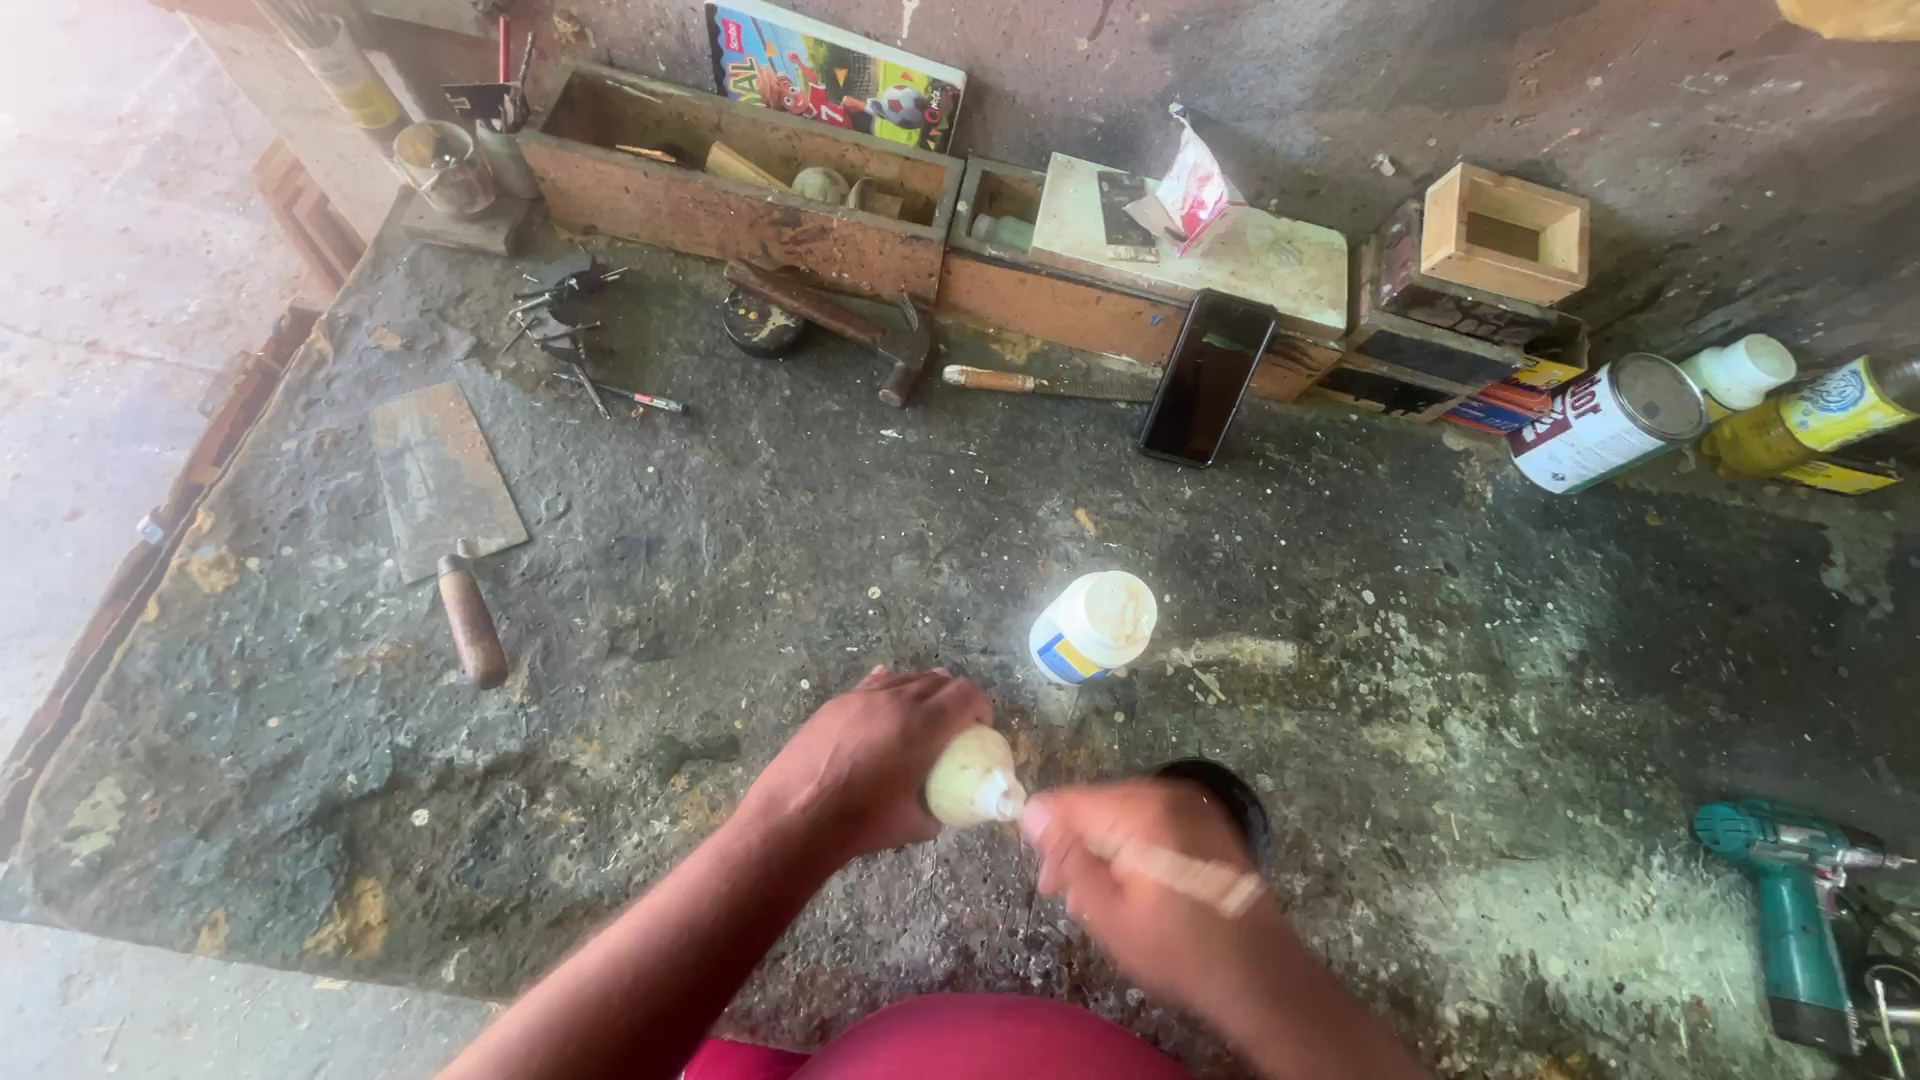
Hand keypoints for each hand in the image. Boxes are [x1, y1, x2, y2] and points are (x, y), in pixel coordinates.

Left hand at [737, 666, 989, 864]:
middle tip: (953, 726)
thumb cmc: (859, 823)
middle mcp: (896, 699)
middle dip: (954, 699)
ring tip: (919, 718)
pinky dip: (891, 690)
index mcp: (923, 726)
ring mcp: (862, 696)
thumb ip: (937, 811)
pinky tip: (886, 707)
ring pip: (906, 678)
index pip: (966, 694)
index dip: (980, 706)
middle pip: (939, 681)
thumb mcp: (912, 825)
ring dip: (923, 693)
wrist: (794, 817)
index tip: (979, 727)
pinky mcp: (837, 702)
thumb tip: (943, 811)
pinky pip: (875, 683)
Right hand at [1021, 779, 1297, 1019]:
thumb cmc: (1180, 952)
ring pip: (1122, 812)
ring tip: (1097, 895)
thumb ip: (1068, 858)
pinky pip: (1151, 819)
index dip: (1046, 831)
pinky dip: (1133, 843)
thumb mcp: (1109, 914)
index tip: (1042, 872)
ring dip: (1102, 846)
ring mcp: (1192, 803)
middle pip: (1097, 804)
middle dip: (1075, 843)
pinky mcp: (1206, 819)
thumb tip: (1033, 814)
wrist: (1263, 977)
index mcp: (1142, 812)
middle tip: (1061, 891)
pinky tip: (1131, 881)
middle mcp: (1167, 793)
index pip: (1070, 801)